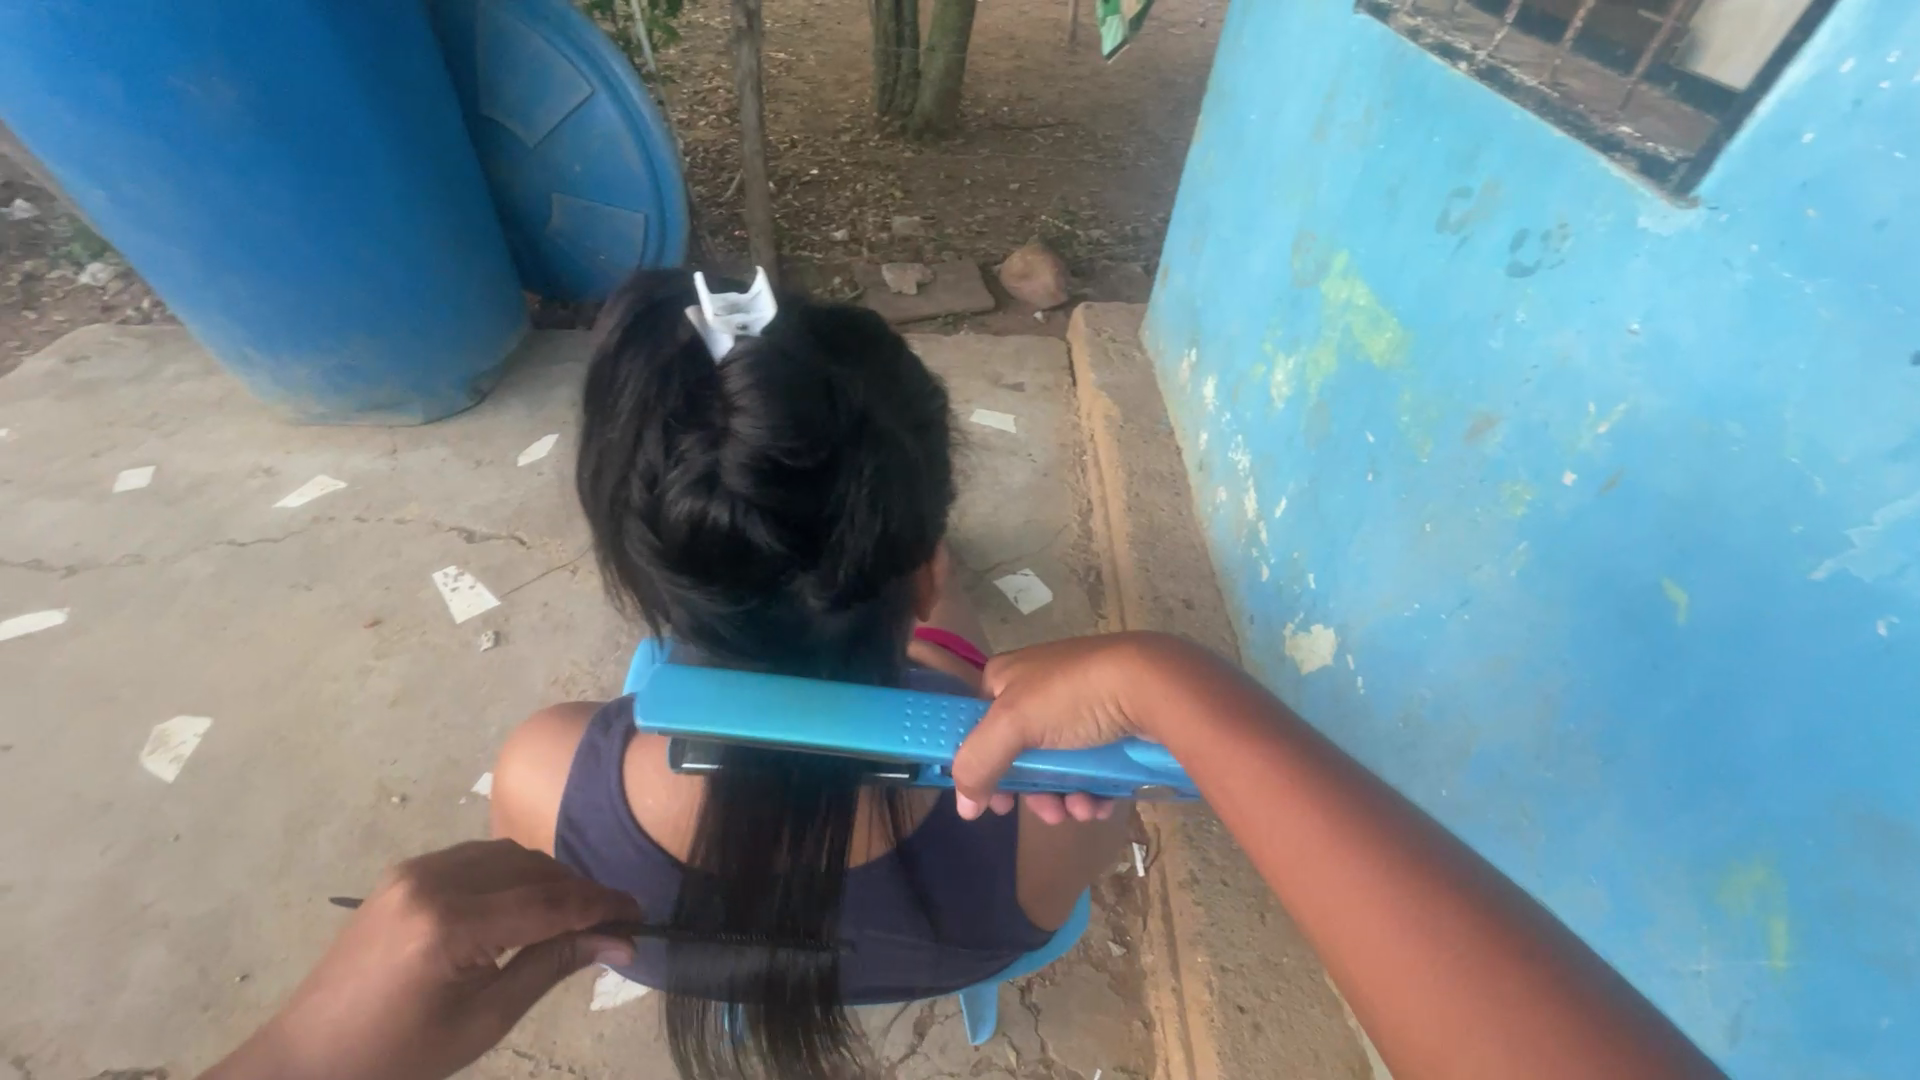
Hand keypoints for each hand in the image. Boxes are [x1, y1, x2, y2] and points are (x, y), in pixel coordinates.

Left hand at [205, 840, 641, 1079]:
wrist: (302, 1066)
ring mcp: (418, 870)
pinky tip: (524, 902)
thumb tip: (622, 942)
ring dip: (550, 879)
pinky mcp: (408, 871)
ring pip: (513, 856)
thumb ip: (554, 965)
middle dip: (580, 893)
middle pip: (536, 871)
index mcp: (449, 925)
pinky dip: (515, 873)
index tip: (640, 913)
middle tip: (612, 921)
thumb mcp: (484, 1021)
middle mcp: (436, 881)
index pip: (550, 903)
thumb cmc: (396, 1058)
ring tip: (570, 914)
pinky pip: (482, 856)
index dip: (602, 905)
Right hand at [954, 633, 1200, 822]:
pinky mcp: (1108, 722)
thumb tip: (963, 805)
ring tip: (1080, 810)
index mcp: (1006, 677)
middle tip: (1047, 812)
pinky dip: (1090, 789)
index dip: (980, 763)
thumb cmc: (1072, 697)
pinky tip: (1100, 803)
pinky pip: (1089, 764)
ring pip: (1056, 764)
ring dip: (1064, 797)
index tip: (992, 799)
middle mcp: (1037, 688)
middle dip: (1033, 790)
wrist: (1150, 684)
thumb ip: (977, 763)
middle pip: (1018, 752)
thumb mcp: (1012, 724)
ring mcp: (1075, 706)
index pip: (977, 723)